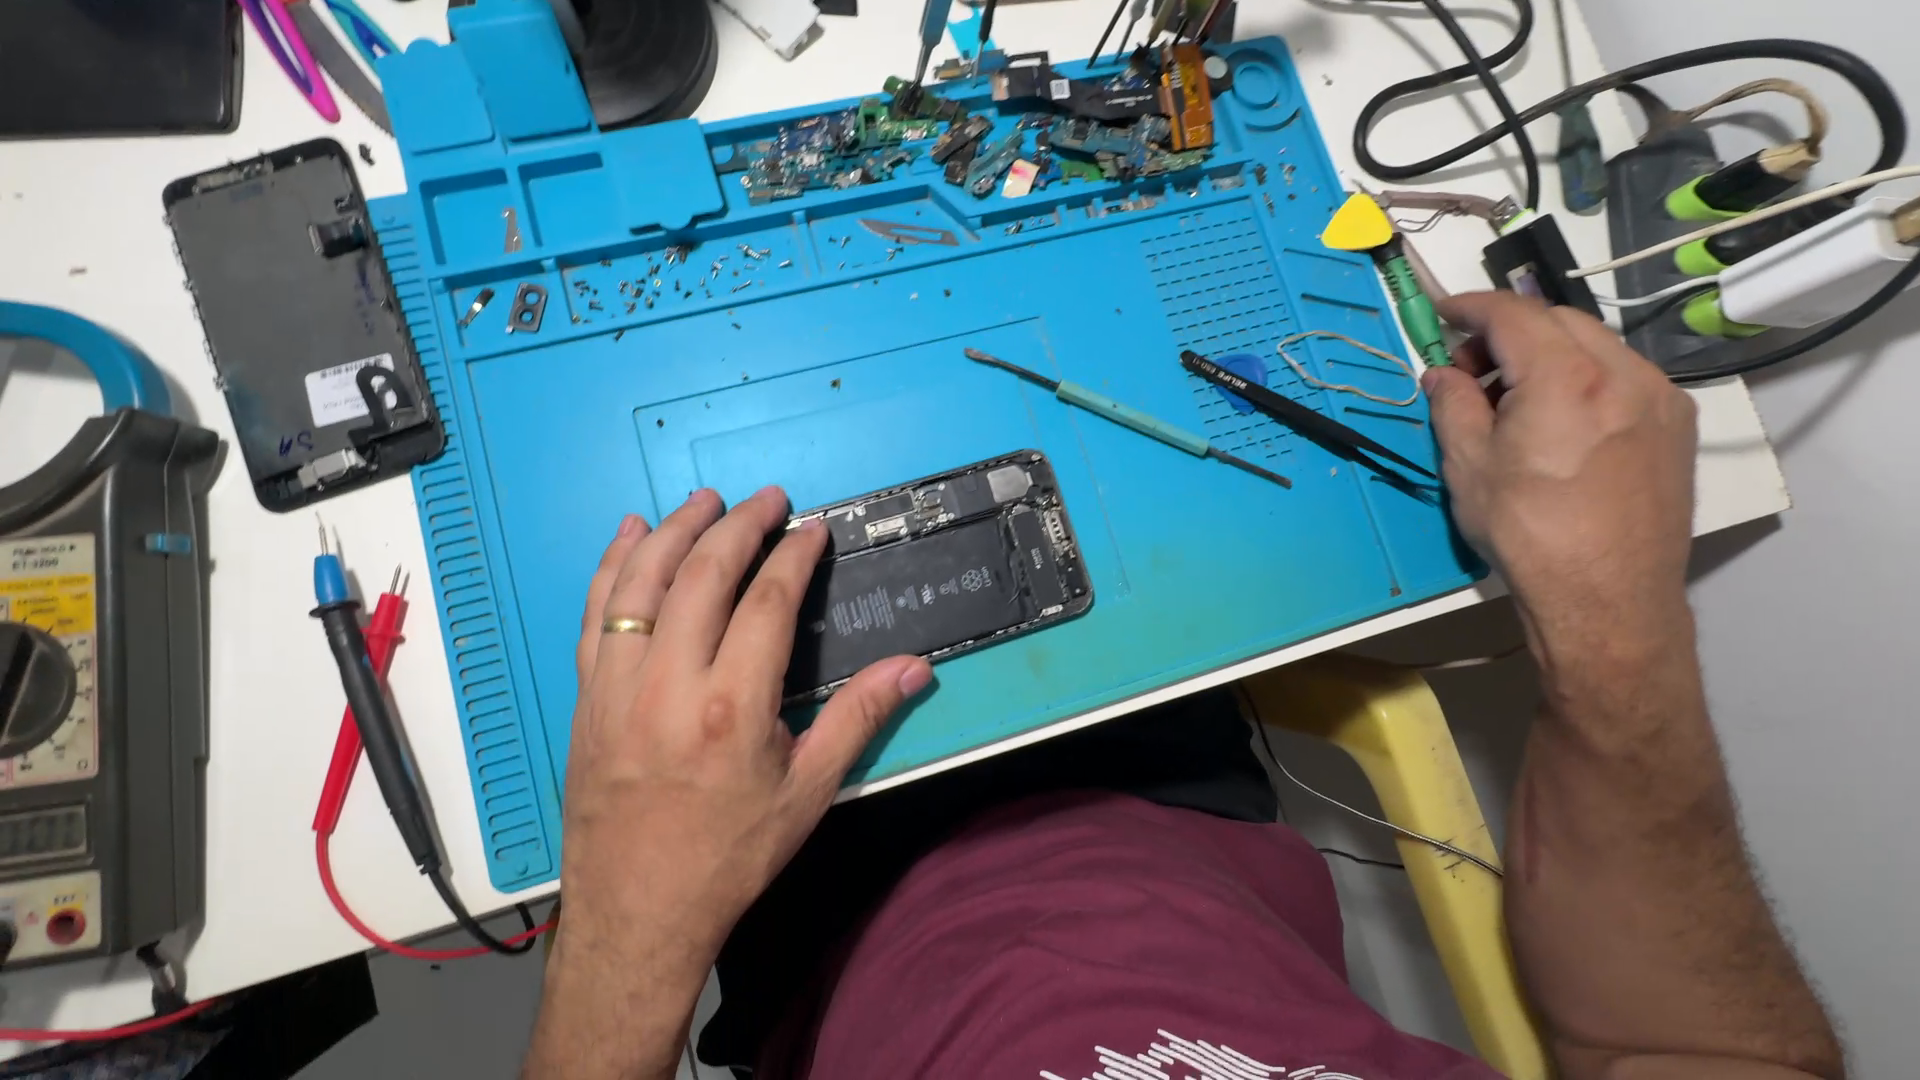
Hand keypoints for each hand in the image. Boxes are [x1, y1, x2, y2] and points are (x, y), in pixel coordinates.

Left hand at [527, 487, 931, 1079]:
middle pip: (702, 576)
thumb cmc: (732, 853)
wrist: (638, 913)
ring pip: (642, 584)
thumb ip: (860, 717)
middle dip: (739, 526)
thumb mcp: (810, 791)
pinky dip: (614, 567)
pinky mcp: (587, 697)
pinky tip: (629, 536)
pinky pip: (596, 615)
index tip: (811, 529)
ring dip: (674, 531)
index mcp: (732, 706)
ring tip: (705, 501)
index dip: (793, 556)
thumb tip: (915, 667)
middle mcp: (669, 683)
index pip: (767, 602)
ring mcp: (617, 687)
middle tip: (767, 498)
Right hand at [1423, 292, 1698, 657]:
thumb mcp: (1467, 464)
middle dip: (1506, 331)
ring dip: (1545, 354)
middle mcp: (1623, 372)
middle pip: (1558, 320)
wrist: (1605, 592)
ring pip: (1594, 345)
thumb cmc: (1525, 529)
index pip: (1513, 314)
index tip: (1441, 312)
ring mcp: (1659, 395)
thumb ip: (1452, 404)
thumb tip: (1442, 374)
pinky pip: (1622, 375)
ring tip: (1510, 400)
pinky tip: (1556, 419)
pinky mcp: (1675, 423)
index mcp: (1566, 377)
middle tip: (1467, 370)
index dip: (1470, 306)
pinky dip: (1580, 377)